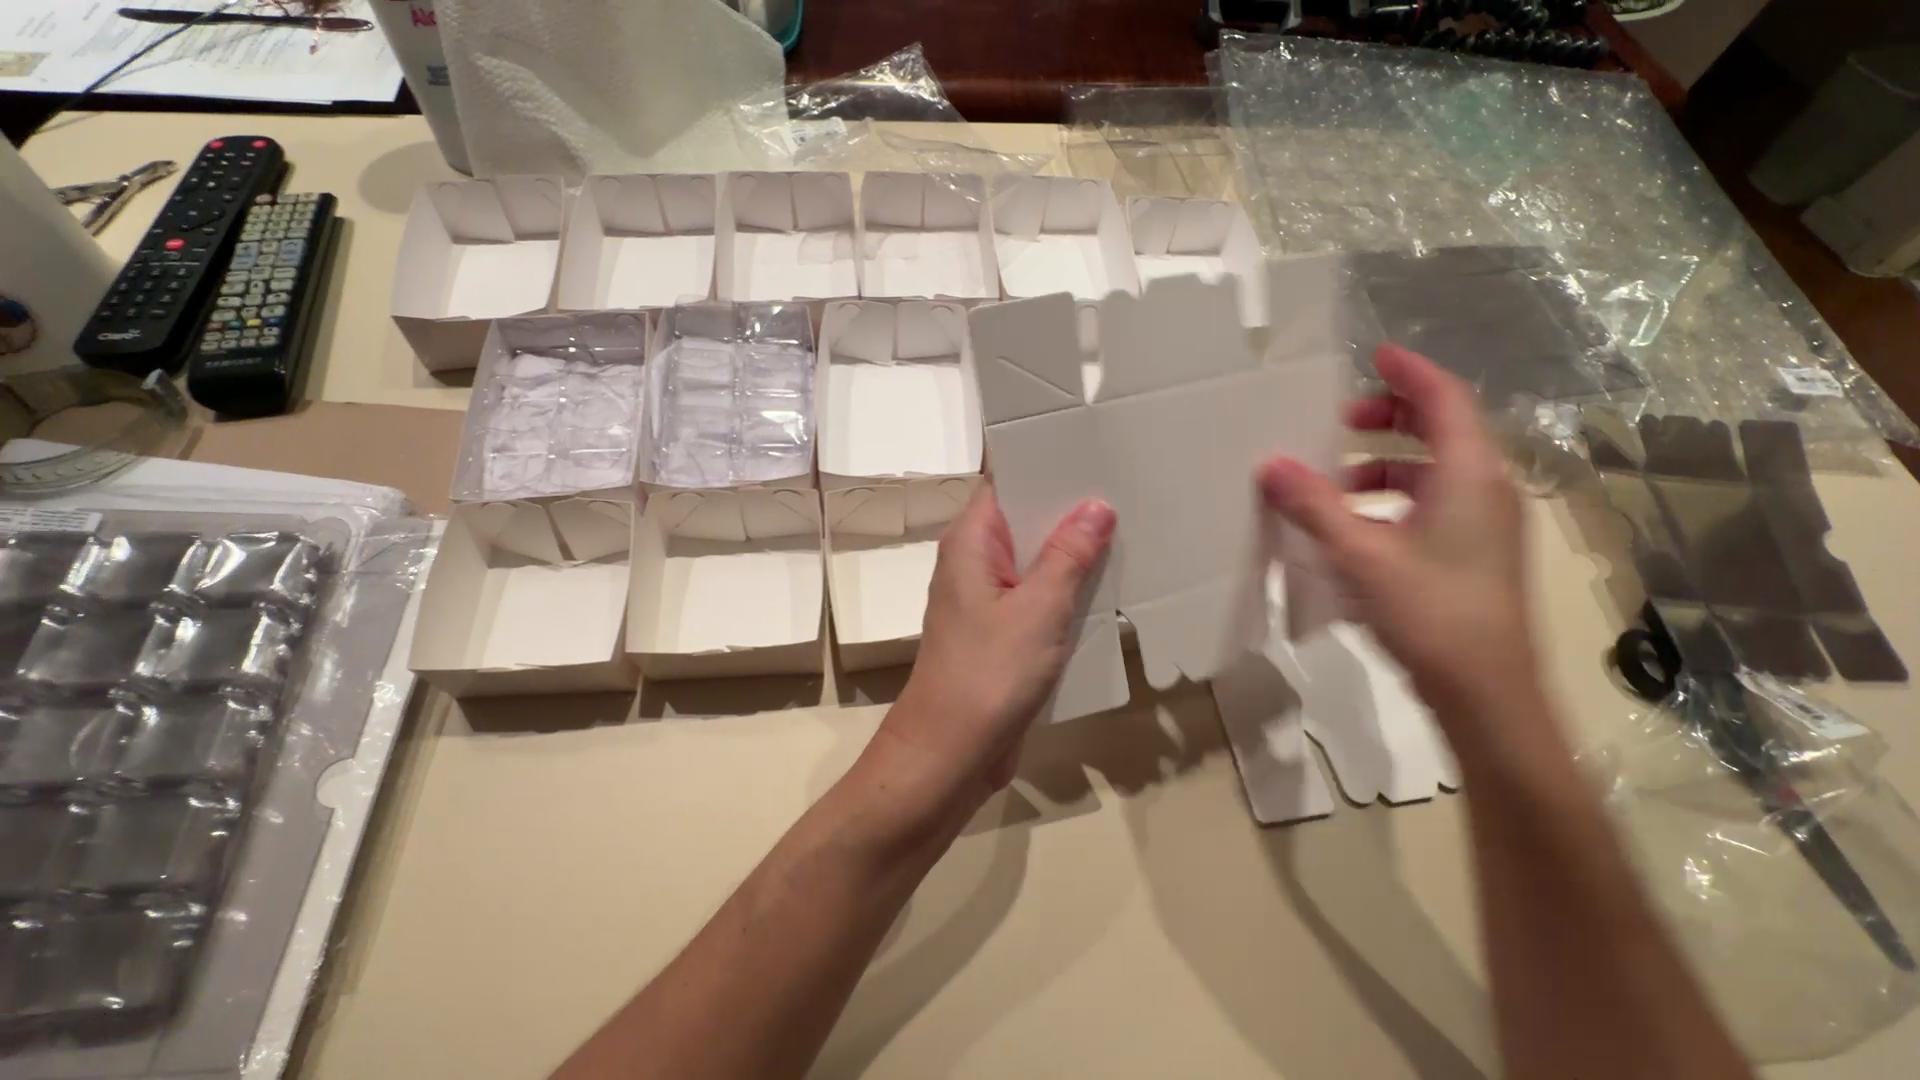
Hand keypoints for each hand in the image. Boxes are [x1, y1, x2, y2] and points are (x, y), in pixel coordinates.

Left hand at [860, 485, 1115, 819]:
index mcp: (971, 544)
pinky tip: (1111, 590)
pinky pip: (1039, 602)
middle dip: (1072, 511)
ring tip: (1134, 532)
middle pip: (1026, 523)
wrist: (951, 753)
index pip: (1007, 484)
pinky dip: (1069, 596)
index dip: (1047, 467)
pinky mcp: (1002, 637)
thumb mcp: (1037, 609)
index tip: (1097, 451)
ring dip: (1075, 557)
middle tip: (1132, 489)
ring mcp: (987, 603)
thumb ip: (1068, 556)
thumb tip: (1096, 505)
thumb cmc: (988, 673)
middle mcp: (975, 565)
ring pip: (1036, 566)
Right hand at [1258, 343, 1535, 718]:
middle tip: (1339, 423)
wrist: (1488, 695)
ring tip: (1335, 483)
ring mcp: (1487, 525)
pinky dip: (1396, 500)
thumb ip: (1314, 506)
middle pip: (1443, 430)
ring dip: (1386, 465)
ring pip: (1436, 472)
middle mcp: (1487, 489)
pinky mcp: (1477, 556)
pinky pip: (1436, 505)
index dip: (1409, 371)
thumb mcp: (1360, 555)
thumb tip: (1270, 464)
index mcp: (1471, 473)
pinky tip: (1356, 529)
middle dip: (1389, 420)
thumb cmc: (1431, 612)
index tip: (1372, 355)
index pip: (1444, 398)